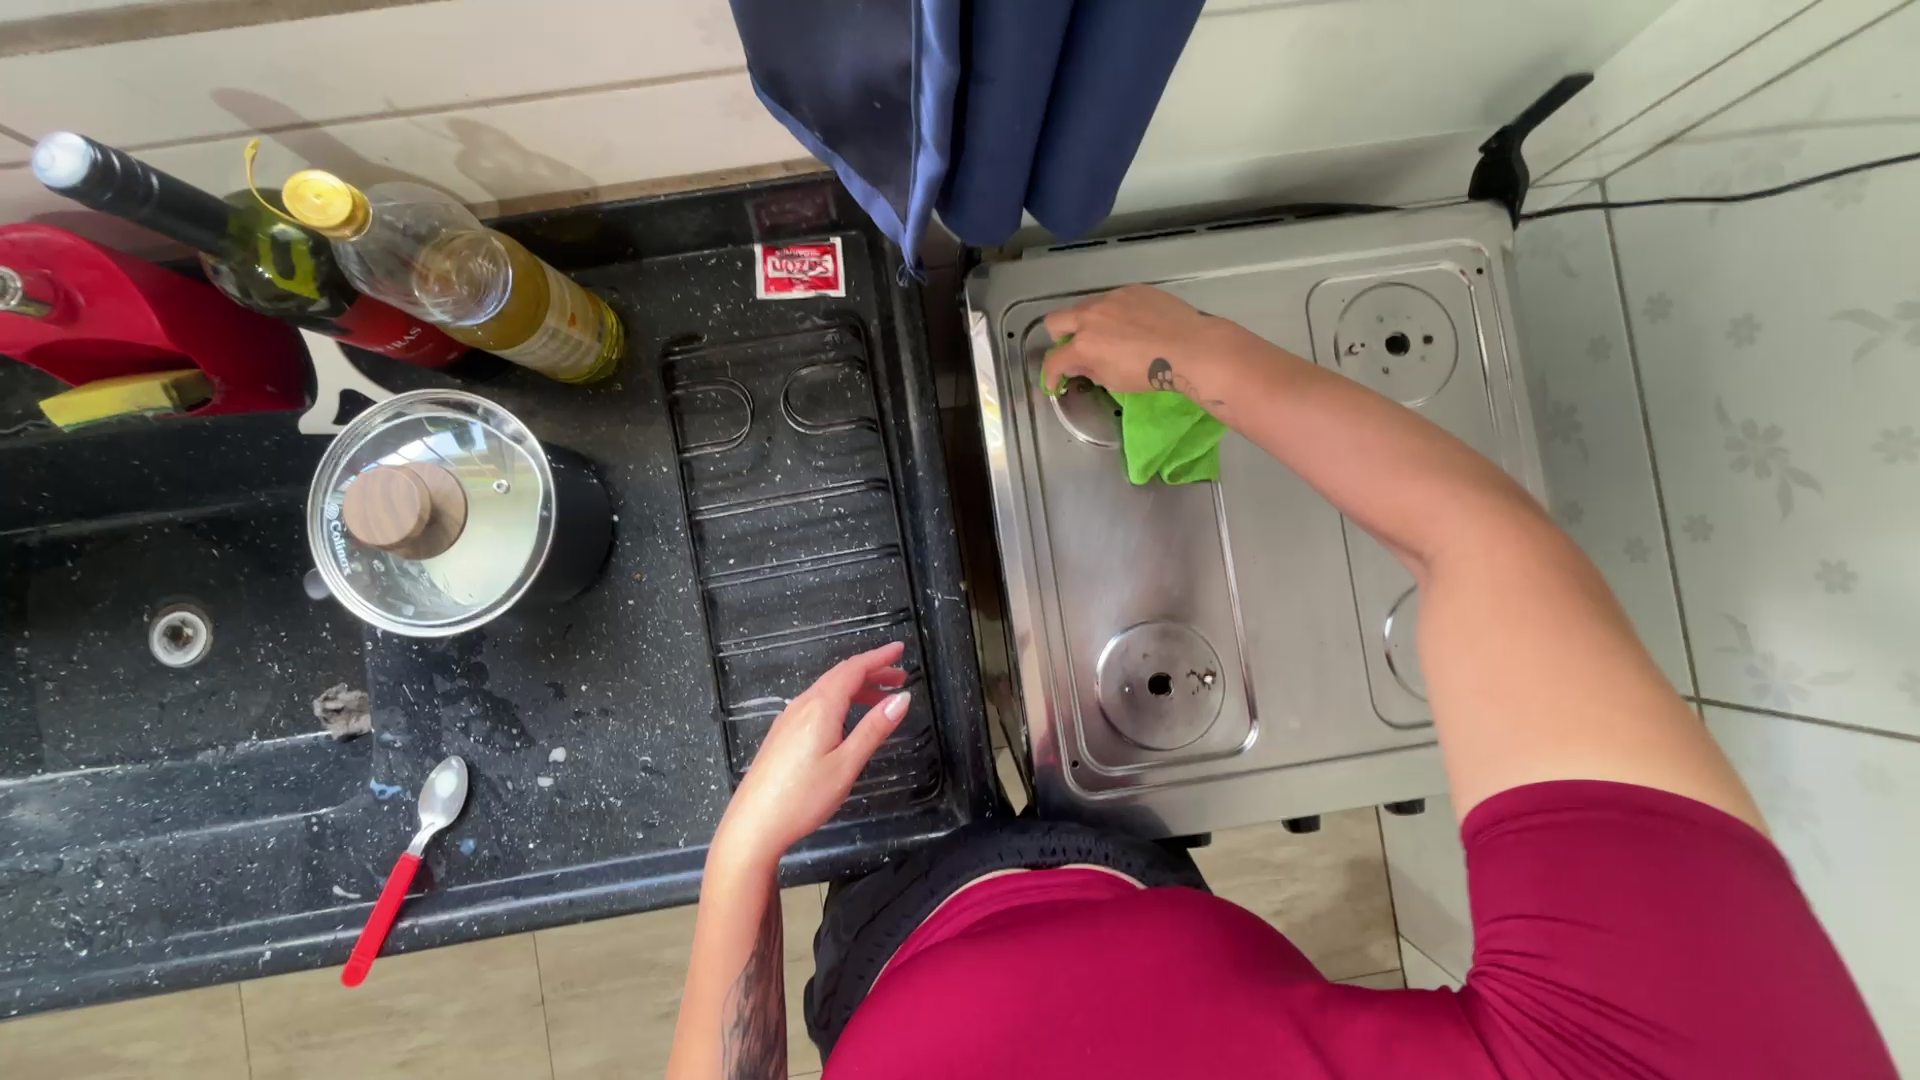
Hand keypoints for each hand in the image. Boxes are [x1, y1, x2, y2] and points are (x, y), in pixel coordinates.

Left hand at [711, 643, 911, 868]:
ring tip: (881, 699)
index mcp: (820, 707)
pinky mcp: (782, 734)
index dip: (879, 657)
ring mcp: (788, 719)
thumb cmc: (804, 797)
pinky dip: (840, 701)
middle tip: (899, 676)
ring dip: (856, 688)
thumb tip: (902, 698)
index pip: (854, 669)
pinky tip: (848, 720)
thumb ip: (874, 728)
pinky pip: (816, 704)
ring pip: (827, 690)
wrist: (753, 826)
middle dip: (871, 671)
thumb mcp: (847, 764)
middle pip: (840, 676)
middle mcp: (802, 705)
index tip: (900, 649)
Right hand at [1042, 284, 1241, 395]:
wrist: (1189, 347)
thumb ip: (1090, 370)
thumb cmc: (1150, 372)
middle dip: (1059, 337)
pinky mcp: (1132, 289)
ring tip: (1110, 335)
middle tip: (1075, 349)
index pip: (1054, 360)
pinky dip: (1114, 313)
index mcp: (1083, 344)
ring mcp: (1112, 299)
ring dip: (1087, 322)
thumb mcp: (1114, 381)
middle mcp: (1090, 316)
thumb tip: (1079, 365)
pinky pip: (1113, 300)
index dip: (1051, 375)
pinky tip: (1134, 324)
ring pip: (1085, 307)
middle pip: (1056, 321)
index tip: (1056, 382)